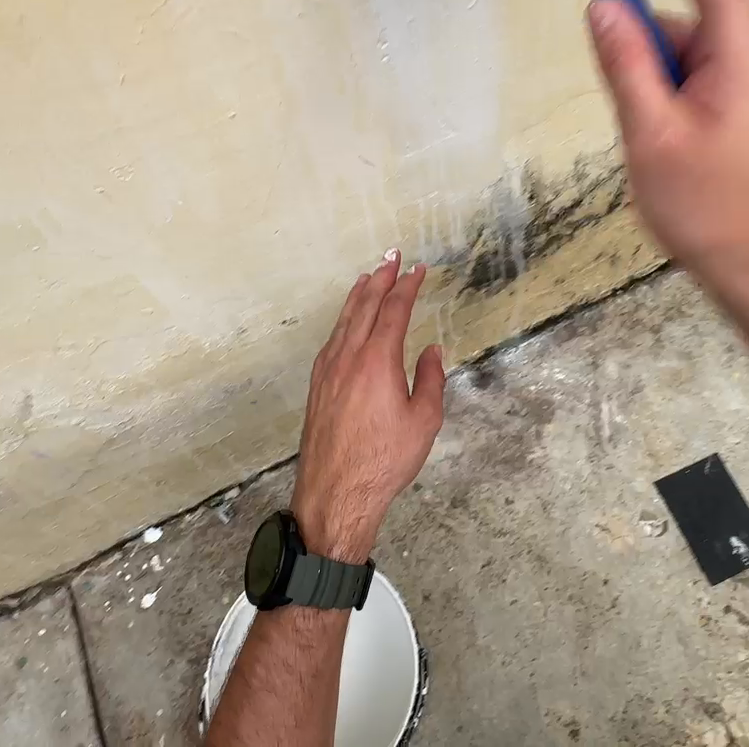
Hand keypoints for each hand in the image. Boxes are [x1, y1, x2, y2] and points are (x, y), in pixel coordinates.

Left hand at [290, 251, 445, 561]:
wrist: (336, 492)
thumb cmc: (386, 460)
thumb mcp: (424, 421)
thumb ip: (430, 379)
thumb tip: (431, 350)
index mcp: (377, 360)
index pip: (393, 310)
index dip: (407, 286)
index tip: (418, 269)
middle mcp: (349, 356)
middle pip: (364, 304)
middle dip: (380, 277)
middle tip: (392, 256)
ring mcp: (328, 369)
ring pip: (344, 319)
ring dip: (359, 293)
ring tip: (369, 276)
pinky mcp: (317, 384)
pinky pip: (332, 338)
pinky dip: (344, 318)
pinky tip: (348, 319)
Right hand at [586, 0, 748, 303]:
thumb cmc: (705, 207)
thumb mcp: (651, 134)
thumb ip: (625, 63)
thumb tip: (600, 4)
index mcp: (739, 47)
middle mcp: (744, 49)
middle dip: (636, 21)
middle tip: (610, 75)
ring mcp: (736, 75)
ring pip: (675, 39)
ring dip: (642, 65)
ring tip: (640, 132)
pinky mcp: (724, 99)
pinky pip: (680, 68)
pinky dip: (653, 84)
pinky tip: (650, 136)